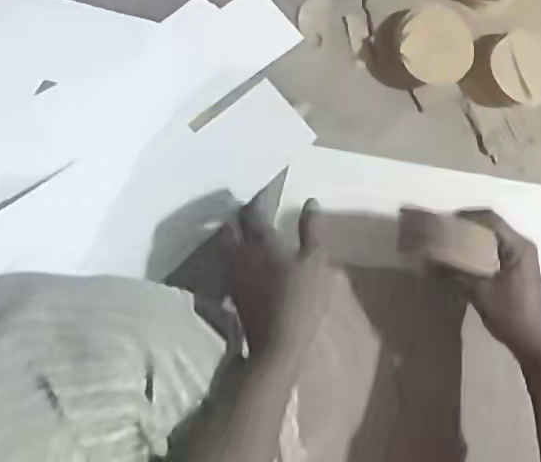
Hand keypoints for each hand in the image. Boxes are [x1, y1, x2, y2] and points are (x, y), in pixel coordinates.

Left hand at [224, 196, 337, 360]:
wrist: (277, 346)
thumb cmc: (301, 298)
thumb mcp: (315, 259)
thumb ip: (311, 228)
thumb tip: (310, 201)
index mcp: (262, 241)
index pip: (252, 212)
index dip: (256, 201)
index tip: (263, 194)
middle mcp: (241, 254)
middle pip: (229, 229)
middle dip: (237, 217)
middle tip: (249, 212)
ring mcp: (233, 276)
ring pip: (224, 248)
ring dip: (231, 236)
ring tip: (243, 233)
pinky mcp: (231, 295)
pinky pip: (226, 266)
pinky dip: (231, 257)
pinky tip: (242, 261)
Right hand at [452, 209, 540, 358]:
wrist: (534, 343)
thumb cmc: (511, 314)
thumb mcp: (481, 293)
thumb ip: (457, 274)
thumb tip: (432, 262)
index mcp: (518, 246)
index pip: (491, 219)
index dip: (468, 216)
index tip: (448, 221)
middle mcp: (522, 246)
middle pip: (493, 226)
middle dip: (470, 226)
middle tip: (448, 232)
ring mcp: (522, 257)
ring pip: (495, 238)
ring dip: (475, 238)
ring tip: (453, 243)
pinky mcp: (519, 269)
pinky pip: (498, 250)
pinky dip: (482, 250)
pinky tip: (467, 259)